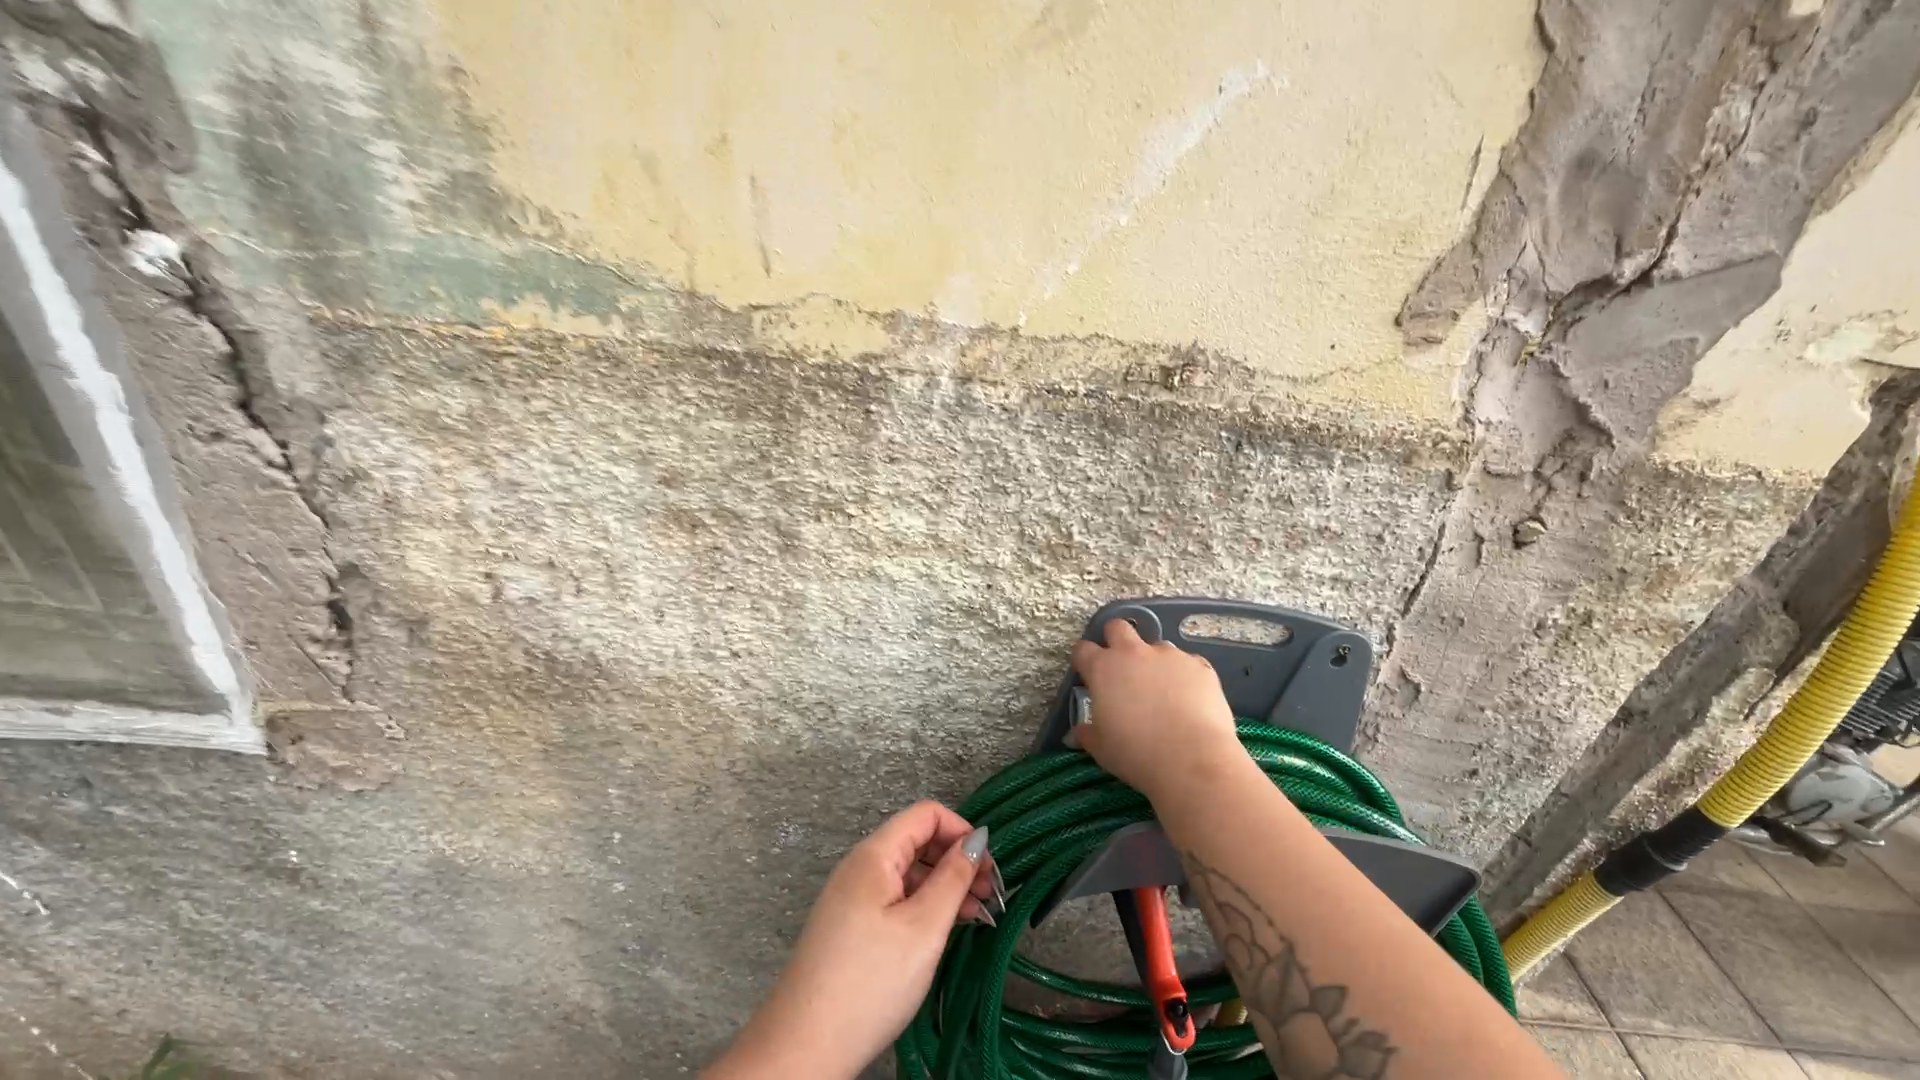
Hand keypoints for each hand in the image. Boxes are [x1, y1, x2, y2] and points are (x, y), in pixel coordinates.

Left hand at [705, 802, 996, 1079]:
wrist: (804, 1046)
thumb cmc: (870, 982)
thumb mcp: (924, 927)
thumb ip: (953, 877)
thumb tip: (977, 837)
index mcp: (874, 855)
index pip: (926, 814)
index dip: (962, 830)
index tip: (989, 867)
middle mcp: (860, 866)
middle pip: (917, 841)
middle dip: (957, 860)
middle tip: (990, 896)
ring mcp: (852, 896)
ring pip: (908, 873)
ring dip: (945, 886)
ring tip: (976, 918)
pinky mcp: (850, 924)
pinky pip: (895, 898)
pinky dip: (924, 906)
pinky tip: (944, 931)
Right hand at [1071, 618, 1246, 803]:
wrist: (1192, 759)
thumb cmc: (1136, 753)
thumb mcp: (1101, 749)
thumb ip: (1087, 734)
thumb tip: (1078, 733)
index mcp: (1103, 669)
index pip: (1083, 649)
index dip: (1084, 660)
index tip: (1088, 675)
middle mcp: (1135, 653)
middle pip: (1118, 628)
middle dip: (1115, 640)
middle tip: (1121, 668)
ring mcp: (1170, 656)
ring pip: (1157, 646)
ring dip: (1153, 661)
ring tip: (1161, 691)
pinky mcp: (1200, 666)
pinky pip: (1187, 663)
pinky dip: (1183, 676)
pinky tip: (1188, 699)